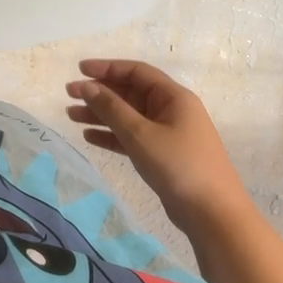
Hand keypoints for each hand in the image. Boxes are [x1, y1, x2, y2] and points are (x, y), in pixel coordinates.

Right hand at [65, 59, 248, 223]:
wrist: (213, 214)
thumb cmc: (178, 166)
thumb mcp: (140, 134)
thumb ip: (111, 108)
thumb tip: (86, 86)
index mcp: (174, 97)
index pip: (136, 72)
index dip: (107, 68)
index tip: (79, 70)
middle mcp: (172, 111)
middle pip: (130, 93)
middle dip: (99, 93)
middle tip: (69, 95)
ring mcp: (168, 134)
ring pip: (128, 117)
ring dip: (101, 115)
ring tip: (71, 116)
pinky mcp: (163, 156)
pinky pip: (132, 137)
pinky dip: (111, 135)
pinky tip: (89, 137)